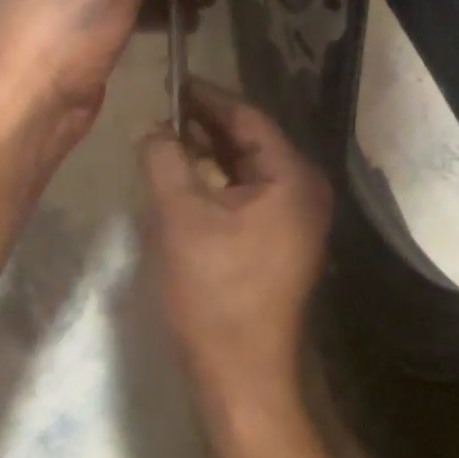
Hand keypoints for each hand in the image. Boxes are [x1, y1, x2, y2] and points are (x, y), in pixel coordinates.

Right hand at [140, 79, 332, 413]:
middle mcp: (302, 191)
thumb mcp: (179, 214)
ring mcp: (294, 219)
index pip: (247, 116)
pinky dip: (214, 181)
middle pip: (248, 140)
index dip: (206, 96)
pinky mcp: (278, 241)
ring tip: (163, 137)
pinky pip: (244, 194)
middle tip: (161, 108)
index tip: (170, 81)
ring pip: (244, 168)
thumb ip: (164, 158)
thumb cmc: (214, 290)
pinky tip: (181, 176)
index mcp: (291, 177)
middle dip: (203, 124)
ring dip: (206, 152)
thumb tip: (155, 128)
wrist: (240, 376)